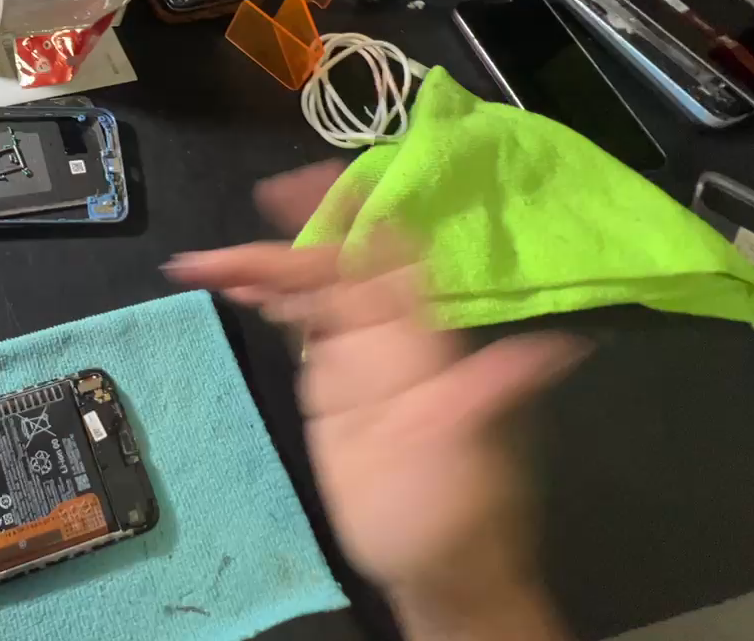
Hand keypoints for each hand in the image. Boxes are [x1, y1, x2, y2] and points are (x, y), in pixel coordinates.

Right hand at [163, 163, 583, 640]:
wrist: (433, 568)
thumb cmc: (458, 517)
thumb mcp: (476, 458)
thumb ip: (491, 395)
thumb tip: (551, 347)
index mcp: (424, 337)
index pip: (390, 258)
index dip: (356, 215)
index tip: (311, 185)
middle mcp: (387, 329)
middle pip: (328, 267)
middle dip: (280, 243)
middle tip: (227, 232)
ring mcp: (353, 348)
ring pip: (301, 287)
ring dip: (255, 269)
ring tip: (203, 263)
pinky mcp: (327, 371)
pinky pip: (291, 316)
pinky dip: (258, 296)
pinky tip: (230, 287)